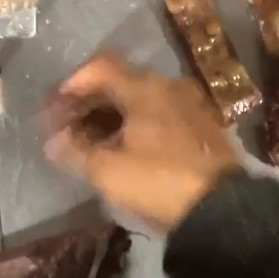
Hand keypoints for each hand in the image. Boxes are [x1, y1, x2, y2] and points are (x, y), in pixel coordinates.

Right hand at [43, 51, 240, 233]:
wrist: (226, 210)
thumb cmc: (160, 180)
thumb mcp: (110, 171)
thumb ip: (76, 152)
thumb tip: (52, 142)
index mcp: (142, 86)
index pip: (98, 67)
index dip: (72, 83)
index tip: (56, 107)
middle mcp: (166, 85)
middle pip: (118, 81)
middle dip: (89, 101)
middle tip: (69, 125)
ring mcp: (188, 103)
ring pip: (139, 98)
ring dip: (112, 114)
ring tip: (95, 140)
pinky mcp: (202, 126)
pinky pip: (159, 113)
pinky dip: (136, 123)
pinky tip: (127, 147)